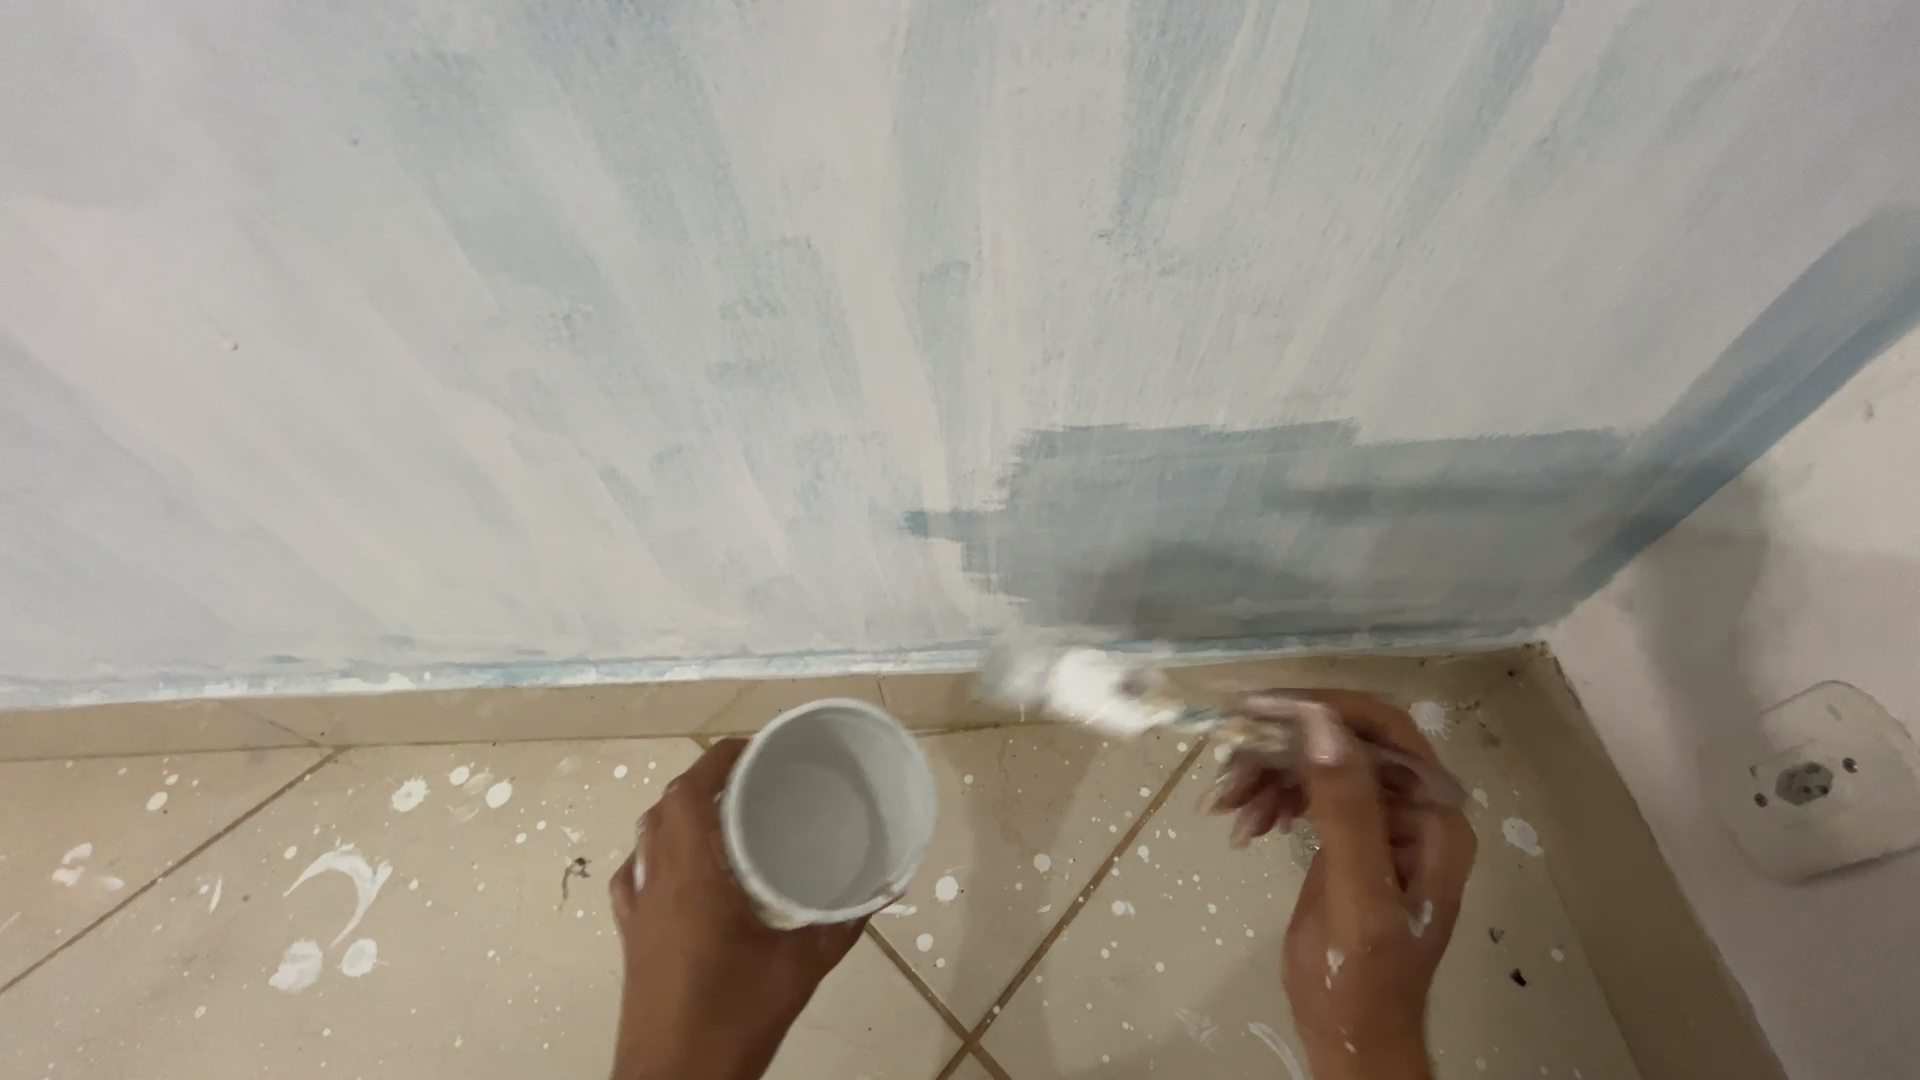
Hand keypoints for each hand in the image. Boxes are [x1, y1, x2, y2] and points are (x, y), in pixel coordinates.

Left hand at [608, 739, 865, 1079]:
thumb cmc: (734, 1019)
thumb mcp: (802, 968)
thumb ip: (843, 922)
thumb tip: (885, 887)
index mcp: (695, 877)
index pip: (691, 793)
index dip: (718, 759)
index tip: (755, 747)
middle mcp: (657, 882)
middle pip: (667, 805)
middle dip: (704, 776)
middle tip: (750, 773)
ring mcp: (637, 909)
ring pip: (647, 834)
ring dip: (679, 808)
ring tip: (722, 807)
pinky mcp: (630, 935)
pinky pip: (636, 872)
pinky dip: (657, 849)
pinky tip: (683, 864)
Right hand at [1211, 690, 1475, 1079]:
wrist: (1349, 1034)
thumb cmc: (1363, 981)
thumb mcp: (1356, 897)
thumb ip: (1345, 809)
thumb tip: (1319, 723)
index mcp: (1433, 817)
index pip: (1381, 730)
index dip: (1320, 708)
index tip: (1256, 709)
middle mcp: (1409, 807)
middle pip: (1338, 741)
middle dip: (1278, 746)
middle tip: (1226, 760)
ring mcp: (1375, 818)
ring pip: (1311, 761)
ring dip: (1262, 774)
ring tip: (1225, 804)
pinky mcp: (1343, 831)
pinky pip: (1299, 789)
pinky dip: (1265, 797)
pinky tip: (1243, 824)